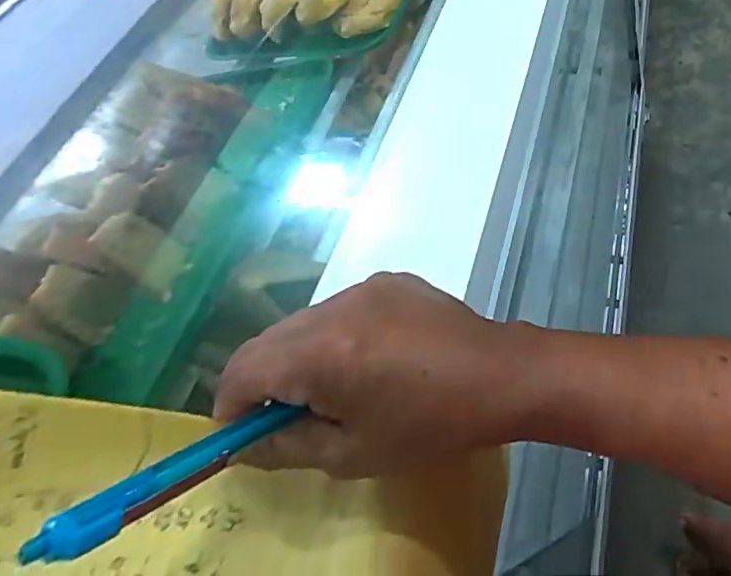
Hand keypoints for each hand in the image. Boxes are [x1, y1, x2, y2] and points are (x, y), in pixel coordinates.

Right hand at [214, 272, 533, 477]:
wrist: (498, 372)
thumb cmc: (428, 423)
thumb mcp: (350, 453)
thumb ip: (285, 445)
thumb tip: (245, 442)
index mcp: (324, 348)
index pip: (243, 368)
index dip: (232, 407)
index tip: (248, 436)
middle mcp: (341, 303)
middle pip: (271, 339)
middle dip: (266, 380)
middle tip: (294, 419)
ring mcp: (371, 284)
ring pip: (306, 320)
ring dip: (302, 355)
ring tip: (339, 389)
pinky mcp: (394, 278)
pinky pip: (343, 306)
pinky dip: (337, 333)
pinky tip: (371, 359)